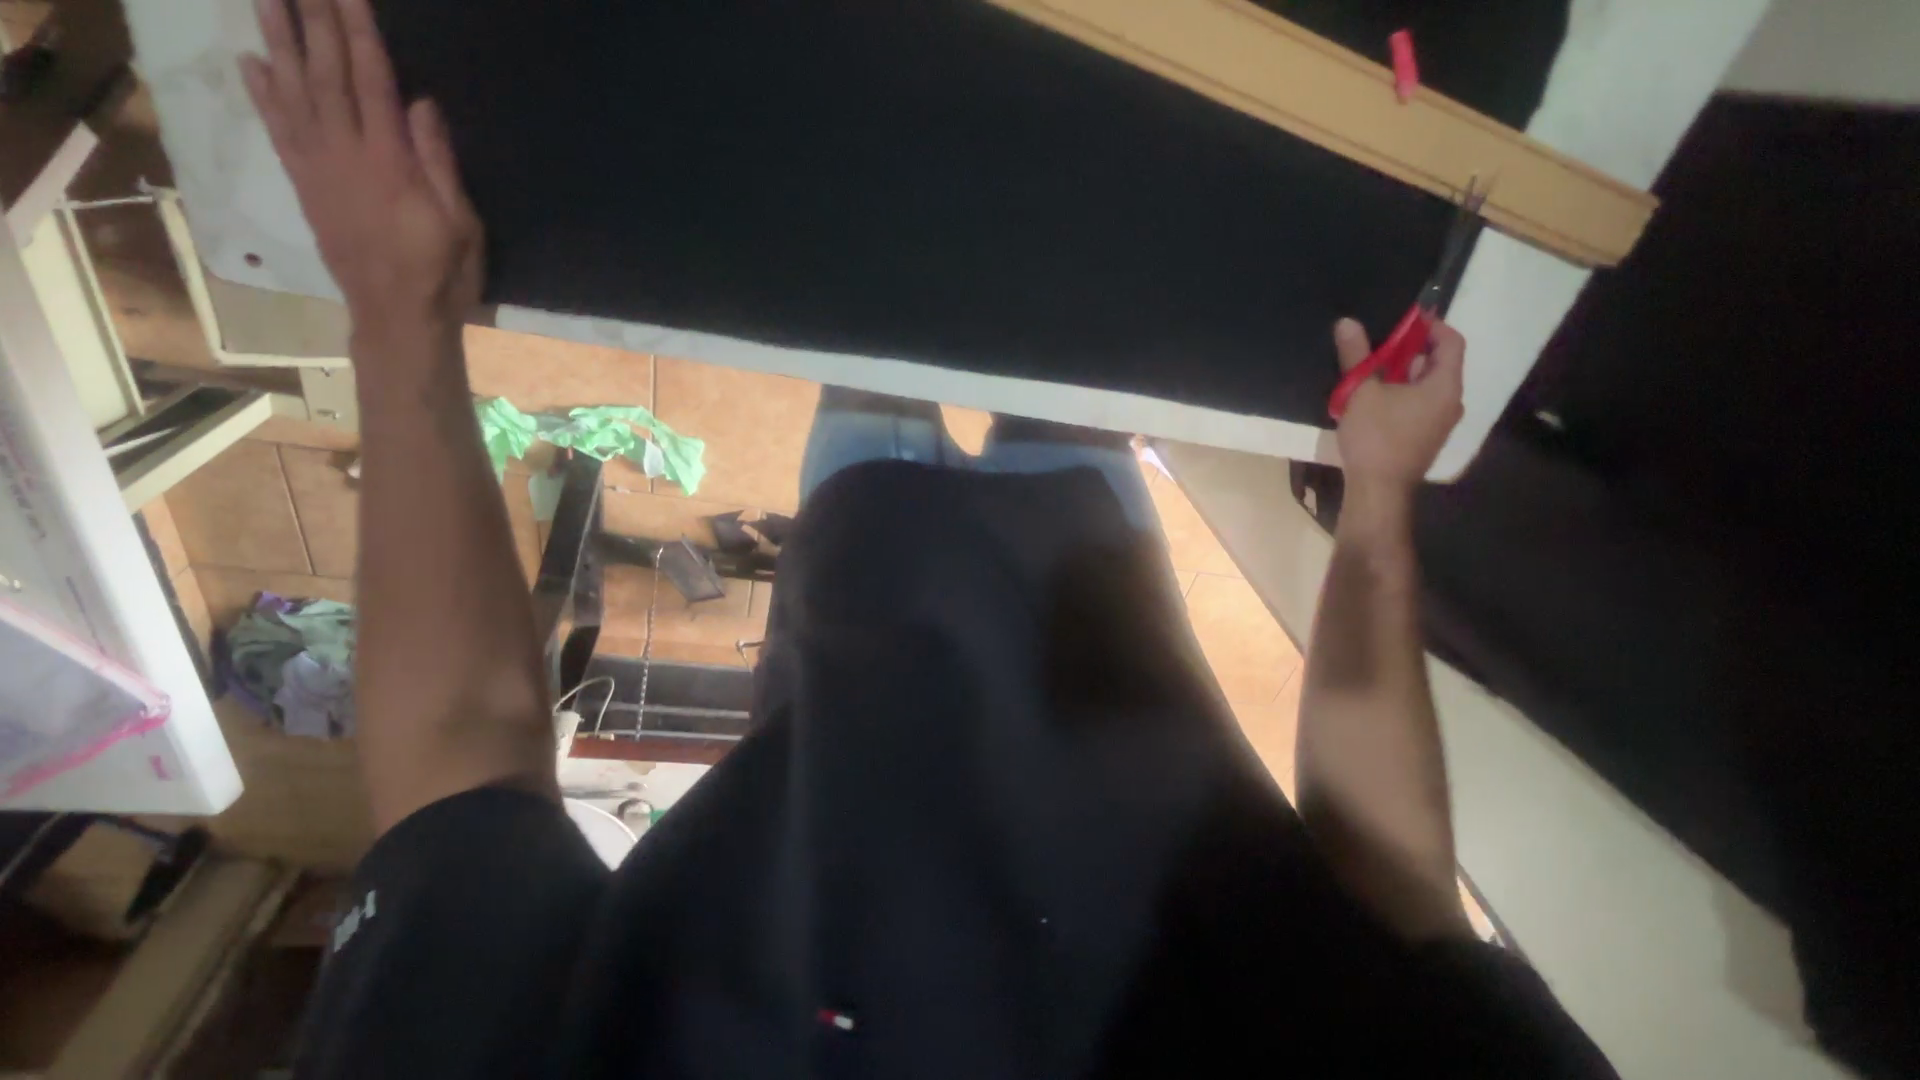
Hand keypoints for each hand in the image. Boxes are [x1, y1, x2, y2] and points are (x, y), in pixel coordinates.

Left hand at [241, 0, 481, 334]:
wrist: (397, 318)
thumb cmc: (443, 274)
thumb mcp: (462, 224)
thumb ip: (439, 163)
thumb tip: (421, 103)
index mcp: (390, 162)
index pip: (371, 82)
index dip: (358, 31)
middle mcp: (345, 155)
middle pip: (326, 75)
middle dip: (316, 21)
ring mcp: (319, 169)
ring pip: (293, 93)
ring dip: (279, 40)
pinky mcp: (306, 186)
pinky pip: (279, 131)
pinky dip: (264, 94)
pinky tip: (254, 61)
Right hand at [1331, 316, 1464, 492]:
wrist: (1378, 492)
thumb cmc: (1376, 438)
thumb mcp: (1361, 392)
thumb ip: (1357, 356)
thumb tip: (1348, 323)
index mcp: (1444, 386)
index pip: (1451, 342)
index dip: (1430, 326)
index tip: (1403, 321)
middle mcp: (1450, 402)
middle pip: (1438, 364)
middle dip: (1409, 350)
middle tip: (1378, 343)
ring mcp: (1439, 423)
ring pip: (1426, 386)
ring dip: (1401, 374)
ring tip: (1370, 370)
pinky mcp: (1424, 438)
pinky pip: (1419, 405)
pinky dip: (1401, 394)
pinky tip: (1372, 399)